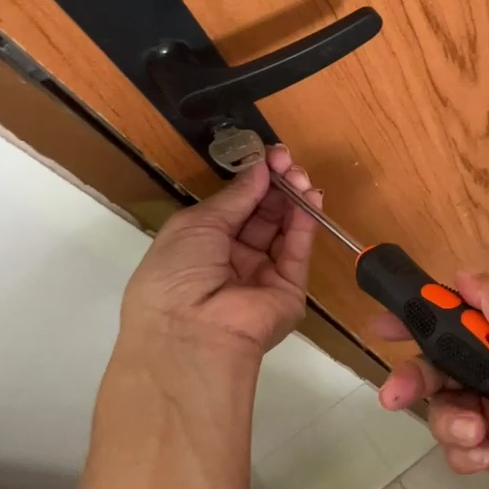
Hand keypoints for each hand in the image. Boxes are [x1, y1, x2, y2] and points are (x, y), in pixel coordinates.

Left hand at [119, 146, 320, 359]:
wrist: (194, 333)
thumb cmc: (177, 275)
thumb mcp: (196, 225)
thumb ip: (235, 197)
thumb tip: (259, 169)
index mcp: (199, 245)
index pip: (233, 207)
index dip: (251, 181)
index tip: (268, 155)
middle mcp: (232, 258)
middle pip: (261, 215)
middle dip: (276, 185)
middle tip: (288, 160)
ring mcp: (263, 273)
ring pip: (283, 229)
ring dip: (293, 199)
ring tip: (301, 175)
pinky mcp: (290, 286)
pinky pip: (298, 249)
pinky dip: (306, 222)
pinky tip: (311, 198)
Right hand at [377, 274, 488, 488]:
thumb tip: (466, 275)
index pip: (462, 316)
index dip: (424, 317)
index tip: (385, 324)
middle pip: (443, 365)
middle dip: (418, 379)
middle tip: (395, 394)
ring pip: (446, 408)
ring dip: (453, 420)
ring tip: (477, 430)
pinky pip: (459, 445)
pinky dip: (469, 450)